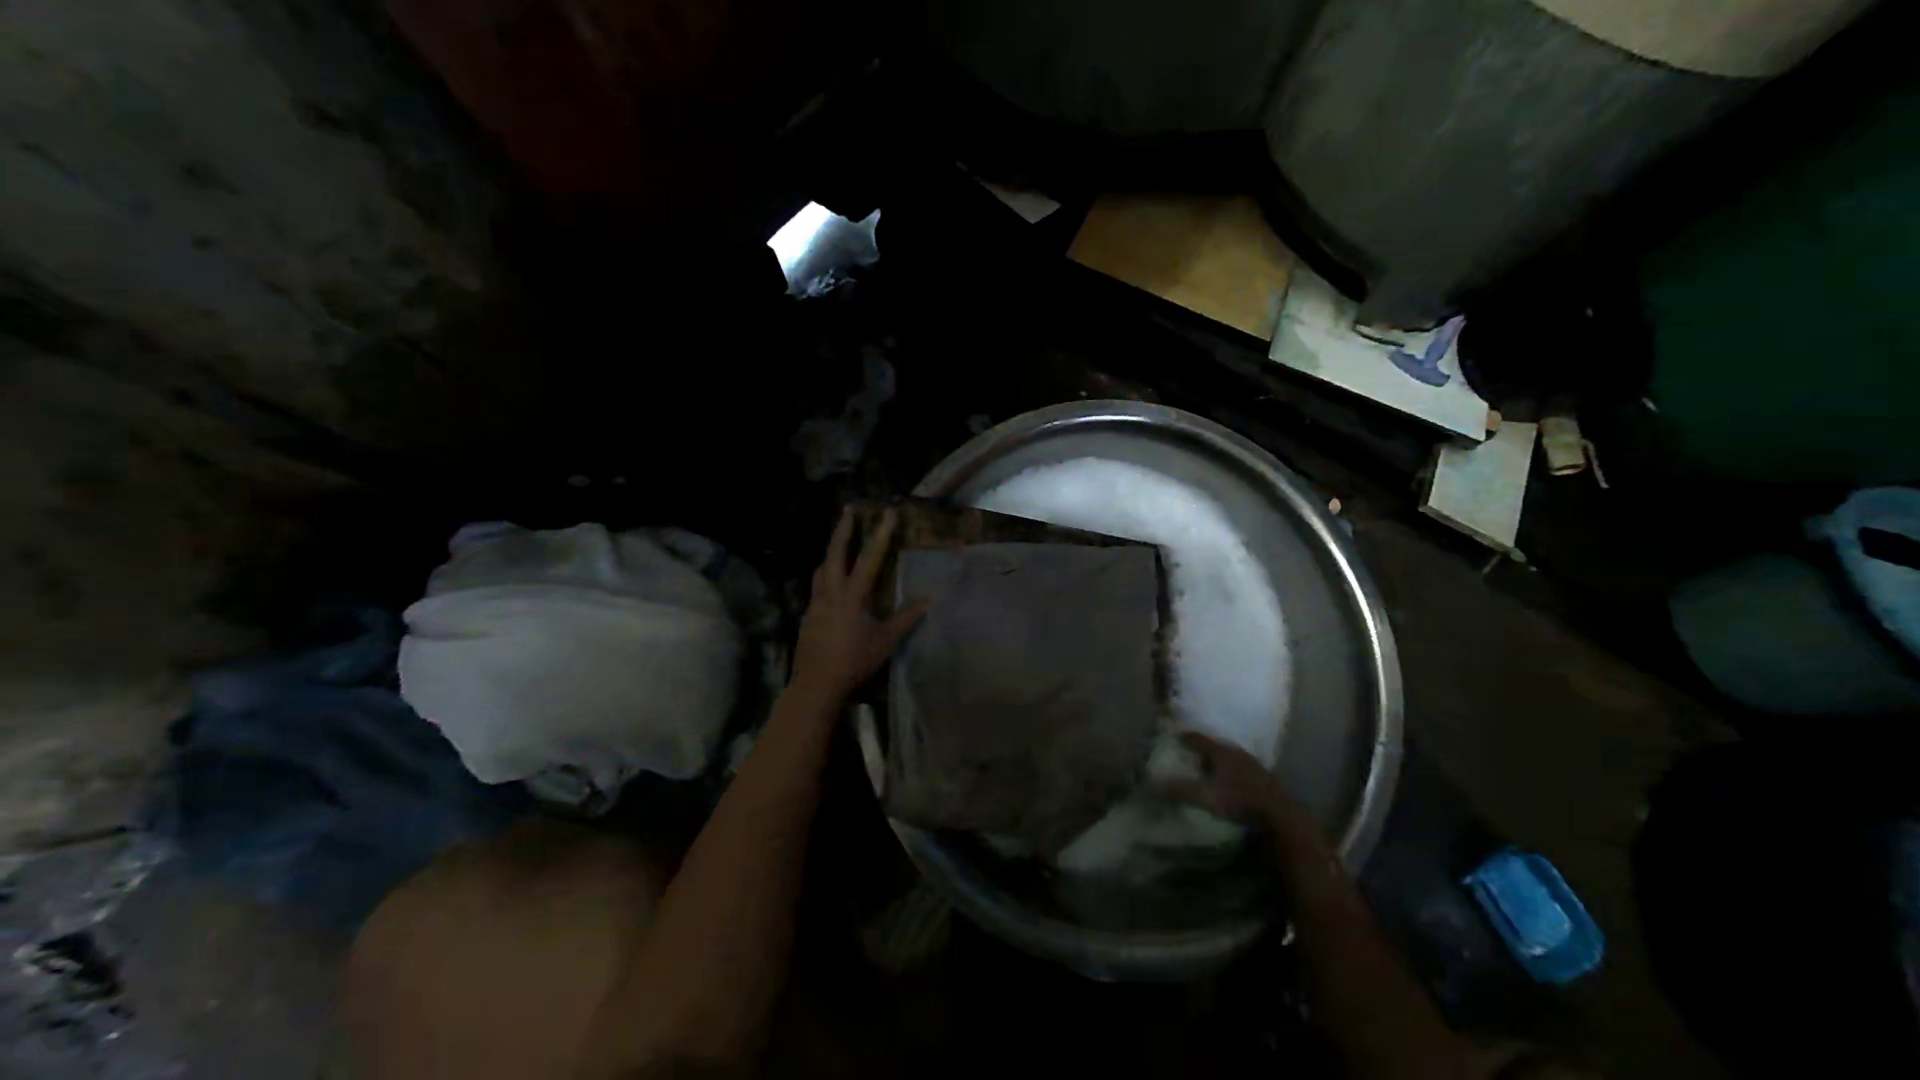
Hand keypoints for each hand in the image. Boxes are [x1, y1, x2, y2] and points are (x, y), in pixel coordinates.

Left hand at [790, 507, 927, 699]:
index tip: (888, 512)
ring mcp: (815, 603)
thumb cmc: (855, 661)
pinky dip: (824, 578)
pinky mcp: (807, 616)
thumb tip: (927, 601)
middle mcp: (831, 593)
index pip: (870, 558)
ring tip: (837, 546)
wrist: (816, 684)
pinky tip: (830, 587)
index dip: (881, 534)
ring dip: (830, 553)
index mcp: (852, 596)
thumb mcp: (885, 641)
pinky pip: (816, 588)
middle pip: (835, 553)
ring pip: (821, 569)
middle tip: (849, 509)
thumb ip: (905, 619)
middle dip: (843, 529)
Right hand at [1164, 731, 1286, 823]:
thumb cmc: (1238, 800)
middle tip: (1192, 752)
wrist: (1280, 815)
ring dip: (1221, 761)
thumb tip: (1151, 784)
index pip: (1199, 739)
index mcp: (1221, 752)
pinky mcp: (1266, 780)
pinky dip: (1234, 772)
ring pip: (1232, 757)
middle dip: (1204, 748)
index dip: (1186, 737)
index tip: (1176, 734)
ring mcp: (1254, 765)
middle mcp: (1238, 753)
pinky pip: (1244, 770)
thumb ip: (1179, 790)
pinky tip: (1233, 781)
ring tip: (1212, 767)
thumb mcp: (1204, 796)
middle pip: (1217, 746)